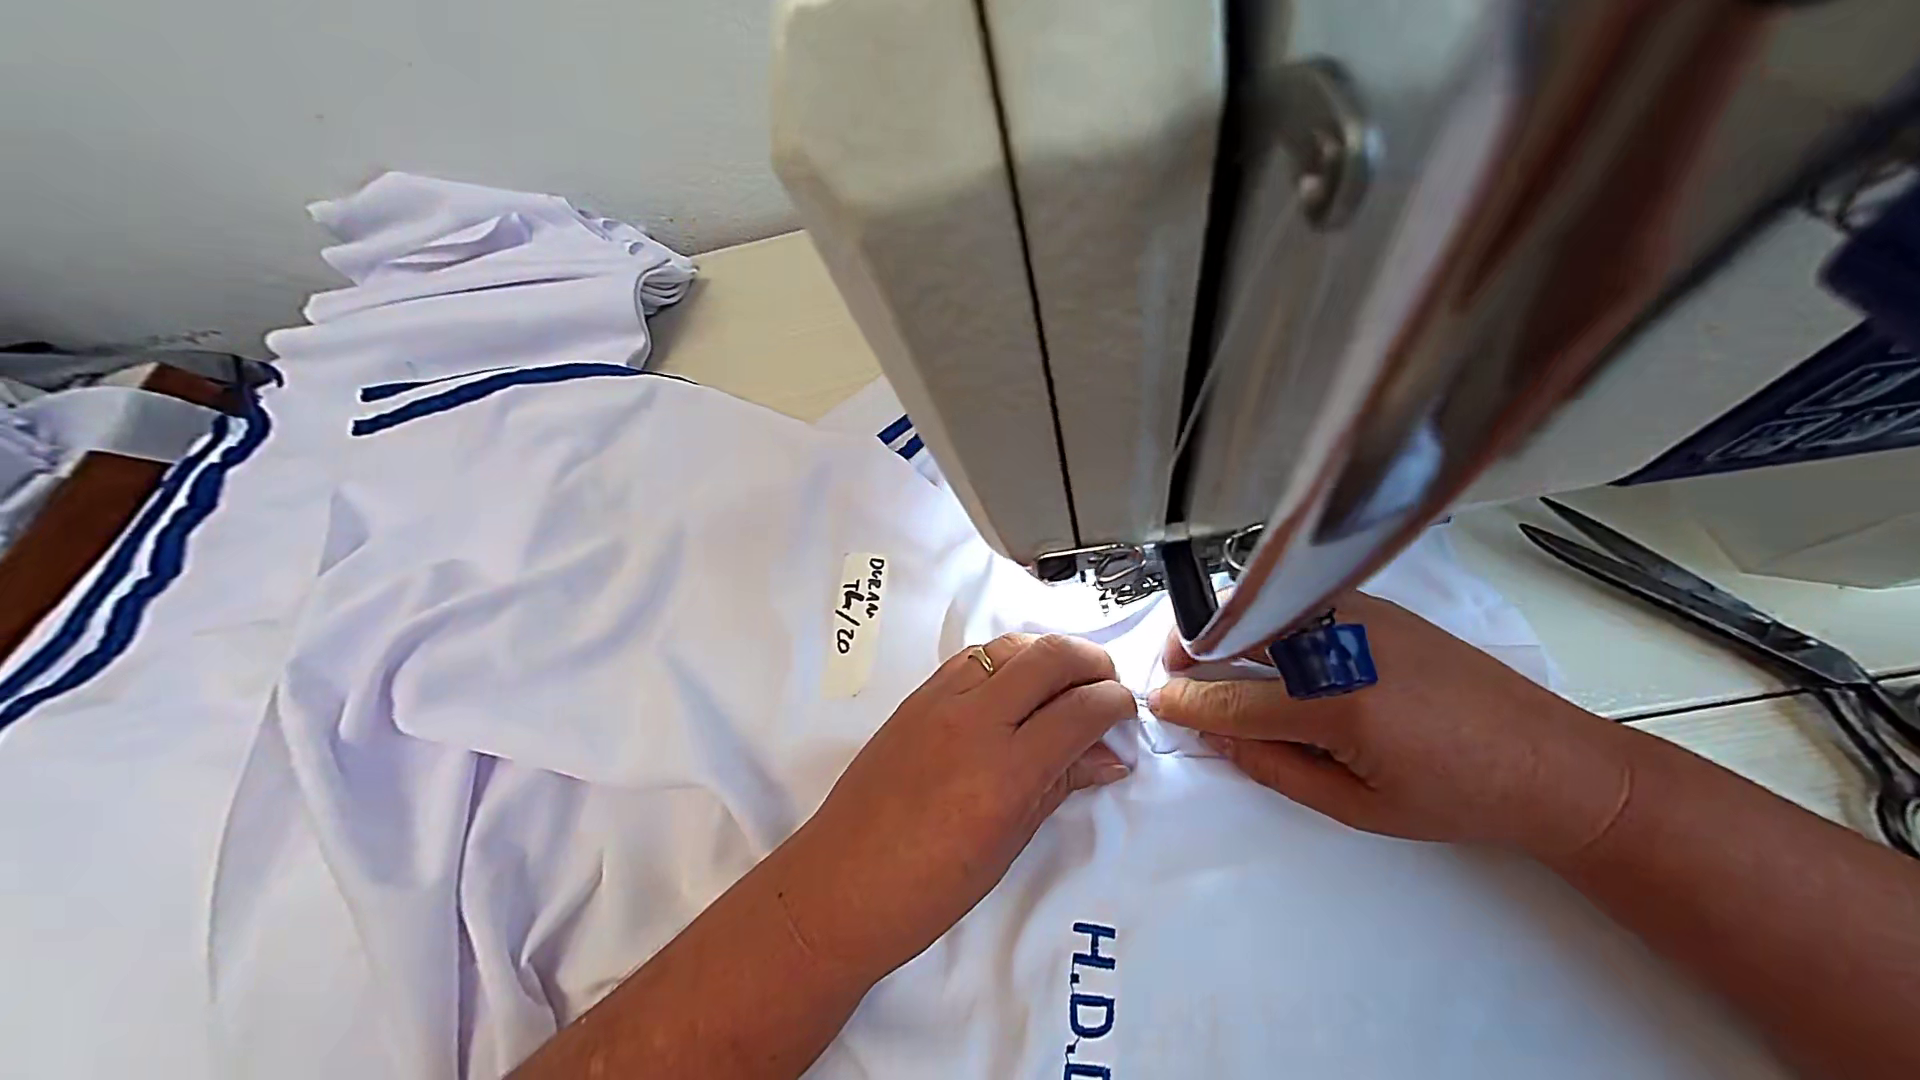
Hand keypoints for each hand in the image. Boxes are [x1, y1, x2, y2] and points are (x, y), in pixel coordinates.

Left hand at [770, 633, 1135, 984]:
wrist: (841, 882)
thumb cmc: (929, 886)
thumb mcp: (1009, 842)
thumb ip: (1061, 785)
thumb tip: (1108, 756)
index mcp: (1006, 771)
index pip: (1081, 710)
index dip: (1115, 703)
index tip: (1126, 712)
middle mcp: (974, 721)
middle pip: (1051, 657)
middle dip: (1092, 662)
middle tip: (1106, 684)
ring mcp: (939, 702)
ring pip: (1010, 646)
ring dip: (1048, 653)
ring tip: (1066, 679)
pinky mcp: (916, 697)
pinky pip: (973, 658)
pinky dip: (1006, 659)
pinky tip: (1016, 683)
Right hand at [1149, 592, 1634, 859]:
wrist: (1552, 761)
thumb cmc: (1458, 796)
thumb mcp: (1358, 806)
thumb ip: (1274, 766)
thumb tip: (1214, 735)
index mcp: (1338, 705)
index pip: (1231, 699)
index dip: (1185, 702)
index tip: (1157, 702)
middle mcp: (1341, 643)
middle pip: (1234, 627)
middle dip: (1188, 644)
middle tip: (1174, 670)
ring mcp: (1357, 613)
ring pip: (1261, 604)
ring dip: (1222, 627)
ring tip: (1212, 657)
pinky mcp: (1372, 603)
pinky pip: (1295, 601)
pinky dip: (1262, 618)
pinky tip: (1268, 646)